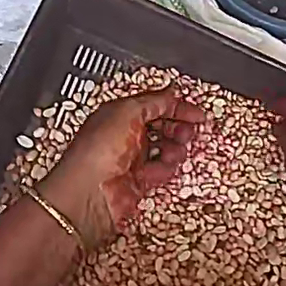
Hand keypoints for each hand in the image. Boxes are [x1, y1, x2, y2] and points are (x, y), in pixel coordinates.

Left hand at [37, 89, 206, 247]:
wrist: (89, 192)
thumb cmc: (98, 151)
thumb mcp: (127, 112)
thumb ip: (153, 101)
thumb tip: (170, 94)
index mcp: (120, 114)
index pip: (154, 105)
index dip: (176, 107)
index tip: (196, 114)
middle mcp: (126, 135)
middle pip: (162, 126)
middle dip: (179, 127)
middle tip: (188, 132)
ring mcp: (132, 159)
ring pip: (165, 148)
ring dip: (175, 148)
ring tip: (175, 151)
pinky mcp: (138, 181)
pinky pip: (161, 170)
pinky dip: (167, 168)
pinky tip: (165, 167)